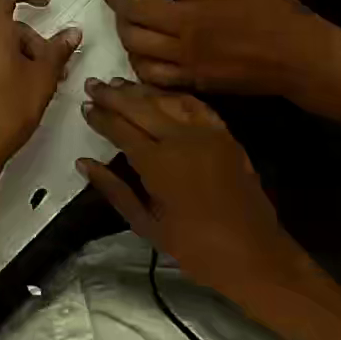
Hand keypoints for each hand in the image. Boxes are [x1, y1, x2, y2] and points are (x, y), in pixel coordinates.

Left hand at [0, 0, 82, 180]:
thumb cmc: (3, 113)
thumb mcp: (42, 78)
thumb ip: (58, 50)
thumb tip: (71, 34)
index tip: (44, 1)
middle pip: (7, 24)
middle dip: (33, 41)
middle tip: (54, 66)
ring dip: (21, 54)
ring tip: (39, 83)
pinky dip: (5, 62)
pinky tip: (20, 87)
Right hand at [76, 79, 311, 299]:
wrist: (256, 256)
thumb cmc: (196, 248)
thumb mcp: (146, 225)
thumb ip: (114, 189)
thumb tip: (84, 163)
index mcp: (158, 163)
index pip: (120, 128)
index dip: (100, 117)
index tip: (84, 107)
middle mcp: (181, 139)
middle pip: (140, 107)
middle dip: (113, 95)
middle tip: (92, 84)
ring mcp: (207, 134)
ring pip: (166, 100)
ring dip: (140, 90)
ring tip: (118, 83)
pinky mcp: (225, 136)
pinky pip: (195, 106)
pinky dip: (174, 96)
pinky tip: (160, 94)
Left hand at [100, 0, 340, 97]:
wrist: (299, 56)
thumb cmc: (275, 11)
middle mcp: (191, 22)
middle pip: (134, 6)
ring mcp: (188, 53)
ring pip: (134, 39)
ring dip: (123, 25)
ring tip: (125, 16)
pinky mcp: (190, 77)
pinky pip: (148, 70)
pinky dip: (137, 58)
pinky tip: (140, 48)